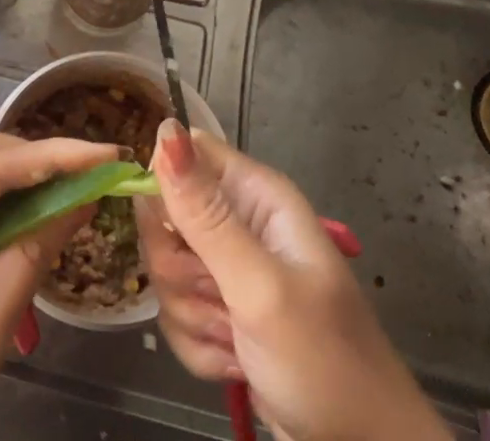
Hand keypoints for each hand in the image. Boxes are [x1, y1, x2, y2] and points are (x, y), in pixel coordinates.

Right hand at [135, 121, 449, 440]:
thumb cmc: (324, 360)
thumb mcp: (261, 285)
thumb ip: (206, 215)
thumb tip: (166, 129)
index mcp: (258, 197)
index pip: (186, 155)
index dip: (165, 188)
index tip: (174, 235)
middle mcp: (241, 224)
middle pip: (165, 219)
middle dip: (181, 271)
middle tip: (220, 297)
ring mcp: (229, 271)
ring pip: (166, 273)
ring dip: (193, 315)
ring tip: (239, 337)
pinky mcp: (219, 313)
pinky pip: (174, 315)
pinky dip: (199, 346)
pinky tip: (235, 361)